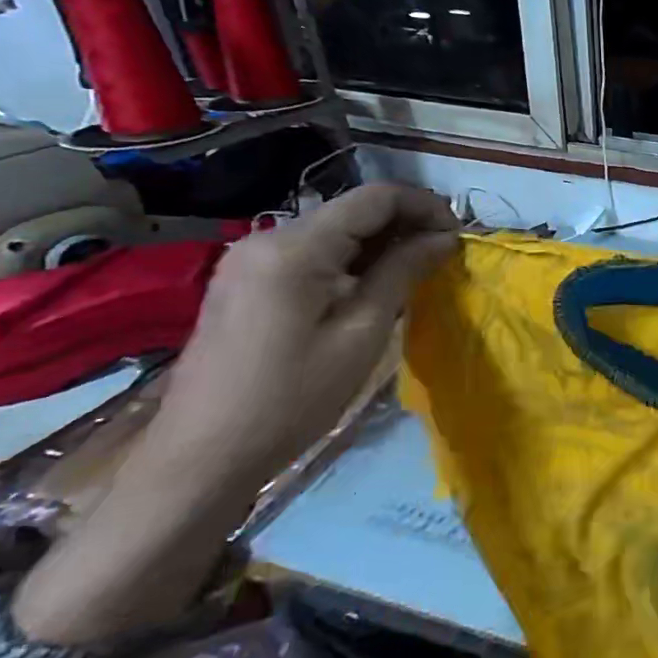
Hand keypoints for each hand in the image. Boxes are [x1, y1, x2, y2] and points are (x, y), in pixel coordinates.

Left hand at [143, 182, 459, 495]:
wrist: (200, 461)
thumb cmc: (291, 398)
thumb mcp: (362, 333)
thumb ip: (403, 271)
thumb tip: (445, 237)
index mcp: (296, 246)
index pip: (377, 197)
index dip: (426, 206)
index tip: (457, 237)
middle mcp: (268, 237)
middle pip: (354, 209)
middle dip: (406, 225)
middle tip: (442, 258)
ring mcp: (250, 258)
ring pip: (335, 230)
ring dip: (380, 243)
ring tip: (413, 274)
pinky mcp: (244, 280)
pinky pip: (311, 252)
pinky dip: (350, 259)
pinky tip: (369, 288)